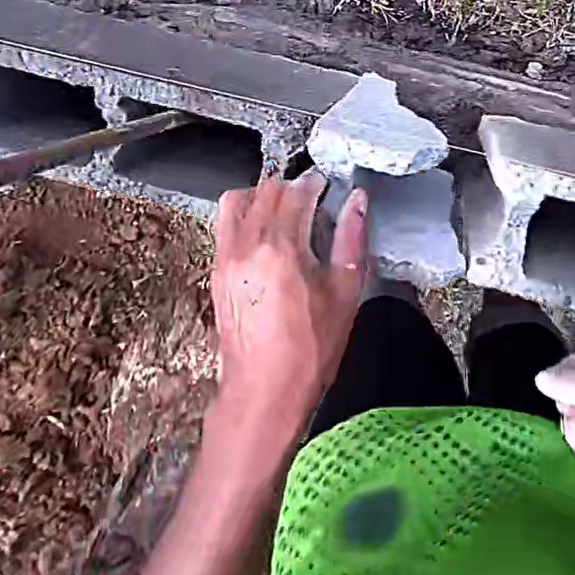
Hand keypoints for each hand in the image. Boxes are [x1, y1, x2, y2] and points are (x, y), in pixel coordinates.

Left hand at [210, 173, 369, 435]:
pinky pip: (226, 224)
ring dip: (263, 196)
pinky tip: (267, 237)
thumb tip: (357, 202)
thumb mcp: (345, 292)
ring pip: (238, 200)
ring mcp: (226, 257)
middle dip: (292, 187)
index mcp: (282, 248)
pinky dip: (246, 216)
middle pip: (266, 190)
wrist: (265, 390)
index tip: (328, 186)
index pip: (296, 192)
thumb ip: (352, 238)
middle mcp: (247, 245)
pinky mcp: (217, 271)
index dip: (316, 183)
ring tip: (286, 214)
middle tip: (314, 201)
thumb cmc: (309, 349)